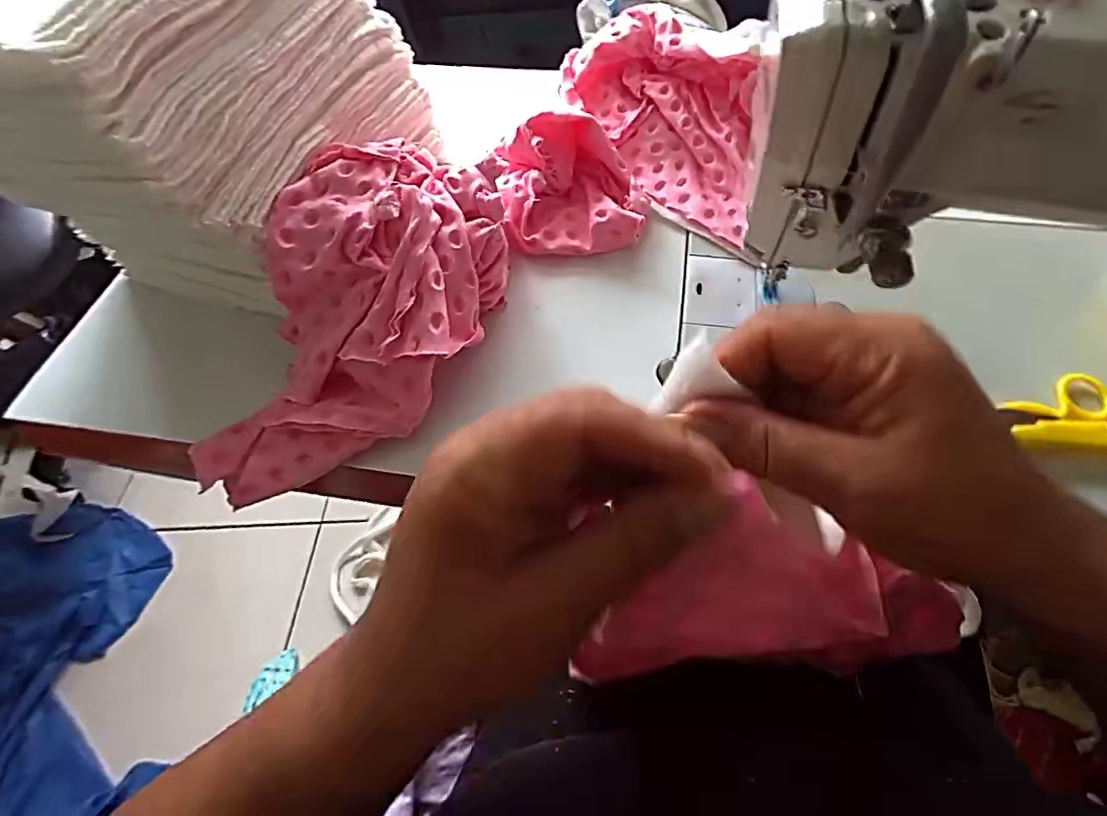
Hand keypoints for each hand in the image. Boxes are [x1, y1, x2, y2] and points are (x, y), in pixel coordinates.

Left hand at [347, 387, 734, 729]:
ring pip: (579, 432)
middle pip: (583, 414)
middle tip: (705, 485)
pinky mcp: (499, 477)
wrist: (389, 691)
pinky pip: (564, 458)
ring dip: (633, 459)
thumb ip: (638, 542)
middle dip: (650, 443)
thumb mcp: (558, 604)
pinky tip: (636, 503)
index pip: (584, 417)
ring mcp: (490, 455)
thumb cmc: (464, 655)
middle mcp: (484, 441)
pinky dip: (608, 477)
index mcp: (484, 462)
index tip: (714, 475)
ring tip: (680, 494)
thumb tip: (716, 498)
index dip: (657, 437)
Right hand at [683, 307, 1084, 588]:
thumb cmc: (949, 515)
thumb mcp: (848, 483)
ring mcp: (881, 358)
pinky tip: (773, 449)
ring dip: (760, 405)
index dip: (725, 367)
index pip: (776, 330)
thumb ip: (765, 444)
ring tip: (735, 450)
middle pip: (781, 343)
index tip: (690, 416)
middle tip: (707, 438)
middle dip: (739, 388)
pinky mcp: (879, 384)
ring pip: (792, 366)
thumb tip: (690, 420)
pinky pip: (815, 386)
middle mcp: (878, 336)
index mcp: (879, 345)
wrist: (1030, 548)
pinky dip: (787, 416)